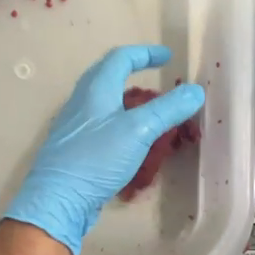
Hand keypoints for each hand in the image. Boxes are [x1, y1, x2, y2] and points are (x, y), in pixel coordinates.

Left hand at [5, 45, 205, 254]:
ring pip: (105, 102)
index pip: (121, 59)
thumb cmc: (96, 159)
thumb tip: (196, 91)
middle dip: (134, 73)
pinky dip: (121, 122)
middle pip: (108, 76)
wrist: (57, 199)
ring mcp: (76, 126)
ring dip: (128, 100)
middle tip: (157, 78)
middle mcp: (82, 102)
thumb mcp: (138, 131)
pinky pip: (102, 125)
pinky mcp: (76, 148)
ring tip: (149, 109)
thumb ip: (167, 110)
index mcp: (96, 90)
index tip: (168, 58)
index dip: (146, 54)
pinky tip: (131, 140)